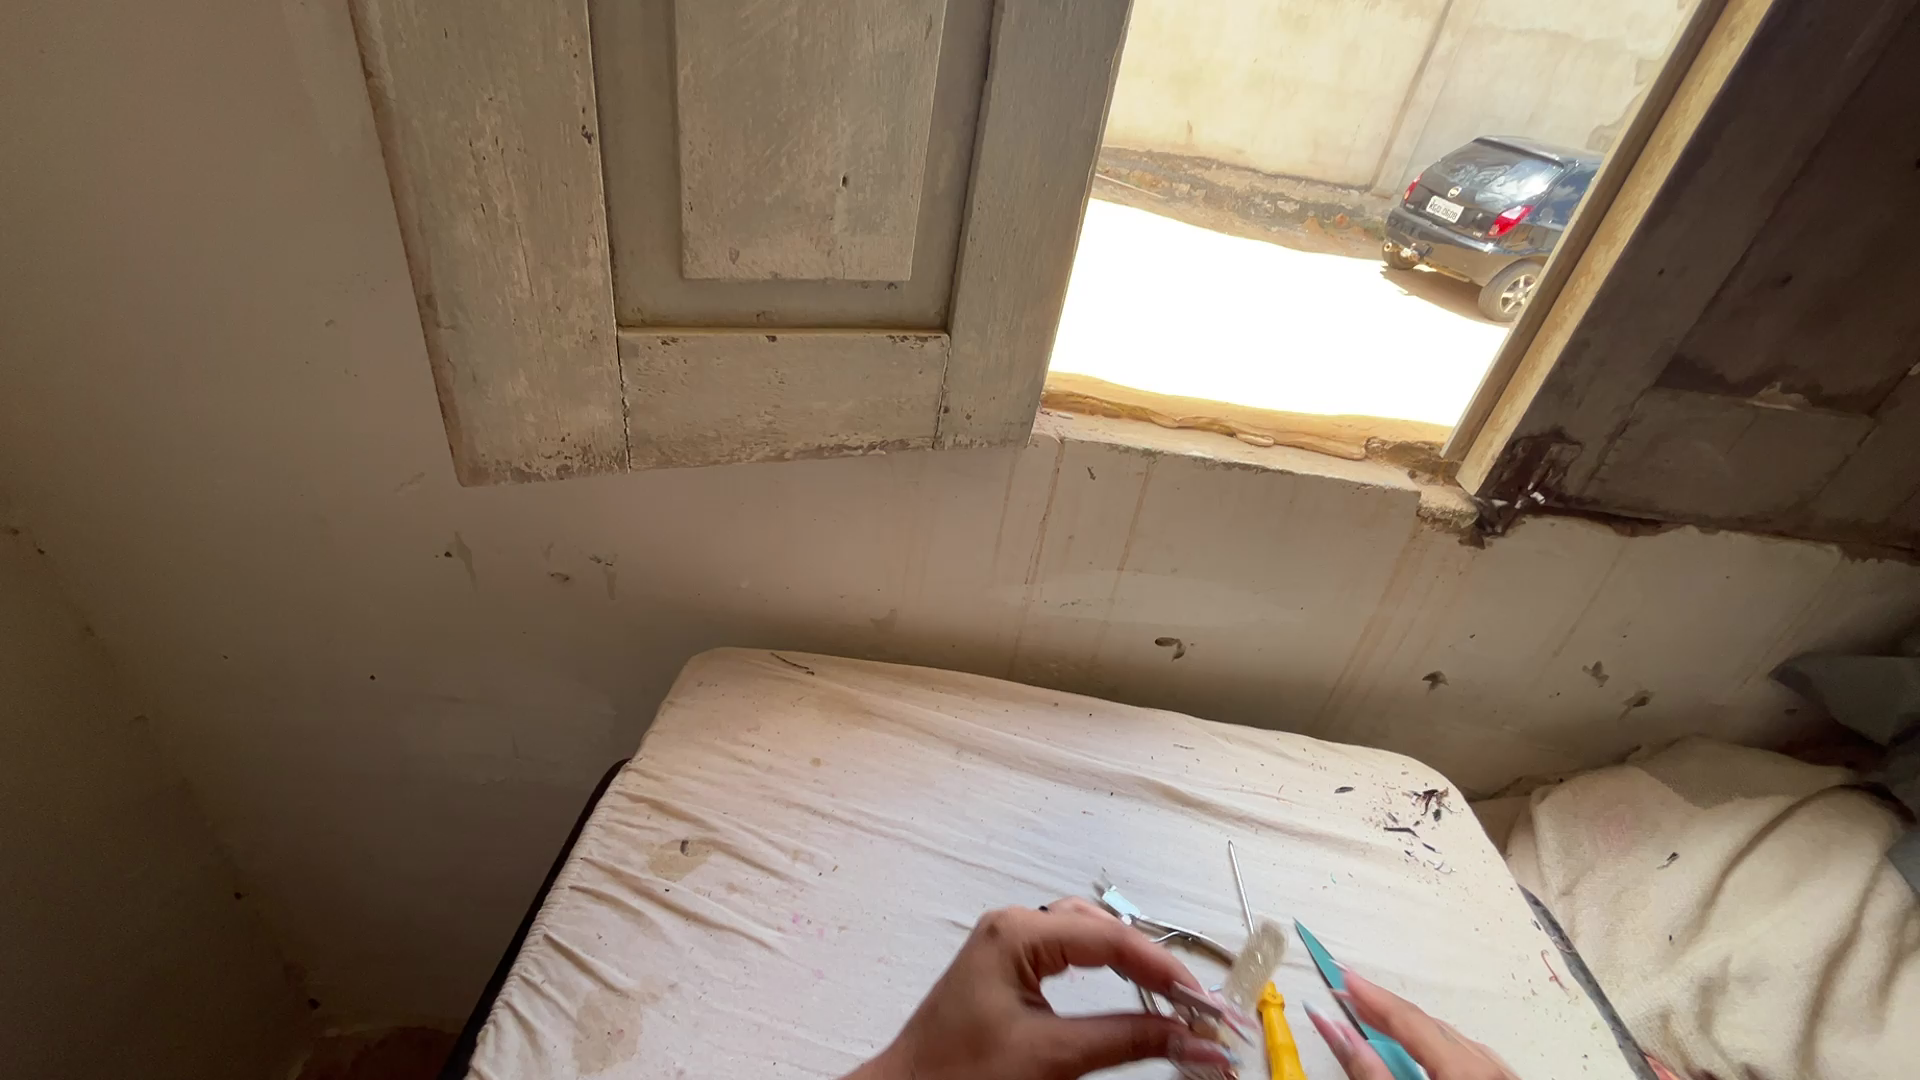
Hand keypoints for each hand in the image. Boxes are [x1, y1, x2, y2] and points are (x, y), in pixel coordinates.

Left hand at [844, 896, 1235, 1079]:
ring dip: (1128, 959)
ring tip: (1168, 993)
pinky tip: (1123, 981)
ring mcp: (1008, 939)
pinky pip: (1065, 947)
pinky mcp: (1006, 961)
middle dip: (1149, 962)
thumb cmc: (970, 1075)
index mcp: (1018, 933)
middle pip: (1098, 927)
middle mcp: (1014, 922)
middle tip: (1194, 1004)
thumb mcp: (1052, 1059)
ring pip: (1083, 932)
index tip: (1207, 1005)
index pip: (1108, 939)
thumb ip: (1125, 1041)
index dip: (1163, 969)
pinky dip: (1101, 963)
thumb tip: (1194, 1041)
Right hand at [1305, 971, 1518, 1079]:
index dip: (1371, 995)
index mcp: (1467, 1072)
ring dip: (1414, 1031)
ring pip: (1456, 1044)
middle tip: (1348, 996)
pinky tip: (1426, 1056)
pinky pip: (1477, 1063)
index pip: (1410, 1020)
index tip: (1340, 974)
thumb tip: (1327, 1022)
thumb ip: (1365, 1070)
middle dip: (1387, 1012)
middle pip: (1433, 1028)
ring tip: (1377, 1021)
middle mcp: (1495, 1073)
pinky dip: (1442, 1051)